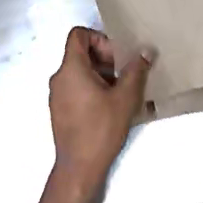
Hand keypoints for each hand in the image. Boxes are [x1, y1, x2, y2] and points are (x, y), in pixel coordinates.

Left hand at [49, 27, 151, 193]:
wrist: (79, 167)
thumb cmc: (101, 129)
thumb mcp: (125, 98)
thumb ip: (135, 71)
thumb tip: (145, 52)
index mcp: (71, 68)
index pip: (78, 34)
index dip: (99, 38)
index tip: (116, 56)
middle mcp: (59, 77)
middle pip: (80, 52)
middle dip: (105, 58)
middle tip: (125, 73)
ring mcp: (56, 94)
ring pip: (79, 71)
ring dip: (101, 74)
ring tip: (121, 91)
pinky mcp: (59, 109)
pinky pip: (75, 87)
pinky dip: (92, 88)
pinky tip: (110, 106)